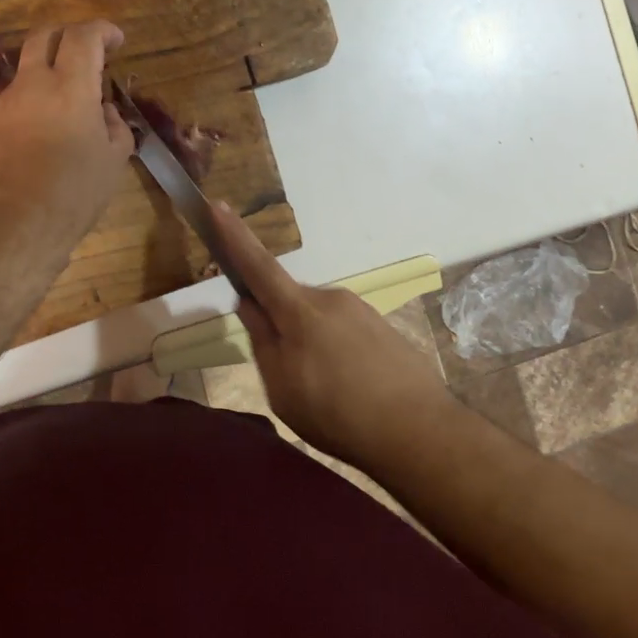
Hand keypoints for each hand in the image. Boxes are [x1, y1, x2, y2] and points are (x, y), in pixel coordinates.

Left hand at [0, 20, 135, 249]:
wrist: (8, 228)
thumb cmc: (71, 195)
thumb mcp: (112, 163)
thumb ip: (115, 128)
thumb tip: (104, 112)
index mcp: (70, 87)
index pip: (84, 36)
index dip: (102, 30)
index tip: (116, 41)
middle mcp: (31, 86)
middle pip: (43, 36)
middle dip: (66, 35)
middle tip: (85, 53)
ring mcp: (0, 106)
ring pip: (25, 75)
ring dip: (46, 79)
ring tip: (65, 114)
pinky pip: (10, 108)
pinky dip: (29, 111)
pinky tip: (38, 144)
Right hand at [211, 203, 453, 467]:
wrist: (420, 433)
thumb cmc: (338, 415)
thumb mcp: (282, 387)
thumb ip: (262, 341)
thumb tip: (249, 304)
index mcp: (300, 311)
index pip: (258, 266)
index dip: (234, 237)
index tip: (217, 204)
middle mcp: (331, 298)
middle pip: (287, 300)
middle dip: (277, 325)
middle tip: (285, 374)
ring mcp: (360, 311)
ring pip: (315, 318)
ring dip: (308, 343)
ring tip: (323, 392)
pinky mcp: (382, 328)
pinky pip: (342, 330)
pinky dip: (333, 352)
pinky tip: (347, 389)